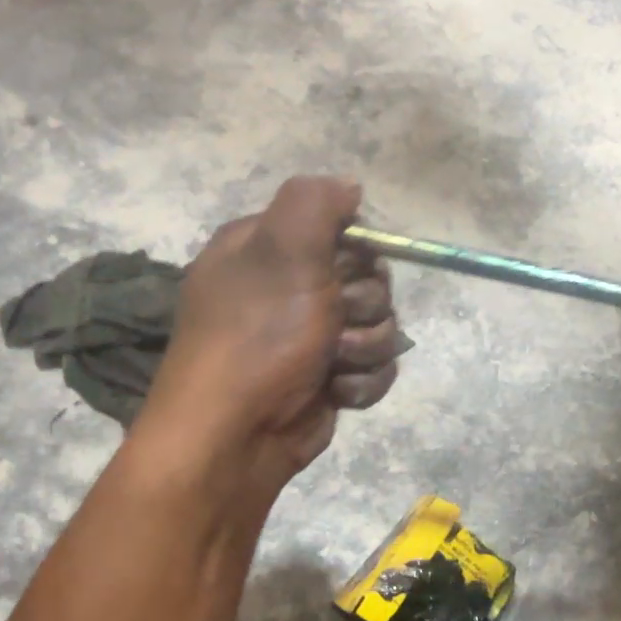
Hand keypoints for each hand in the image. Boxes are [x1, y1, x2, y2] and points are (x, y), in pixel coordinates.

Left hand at [136, 177, 400, 496]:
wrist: (237, 434)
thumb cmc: (258, 337)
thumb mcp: (282, 253)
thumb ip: (316, 204)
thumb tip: (350, 186)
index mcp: (266, 248)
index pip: (341, 226)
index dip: (358, 250)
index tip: (347, 269)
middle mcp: (289, 287)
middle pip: (372, 278)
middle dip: (365, 306)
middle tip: (335, 322)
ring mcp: (311, 335)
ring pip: (382, 325)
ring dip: (366, 348)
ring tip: (332, 364)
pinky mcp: (330, 376)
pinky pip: (377, 366)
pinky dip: (364, 381)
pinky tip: (336, 391)